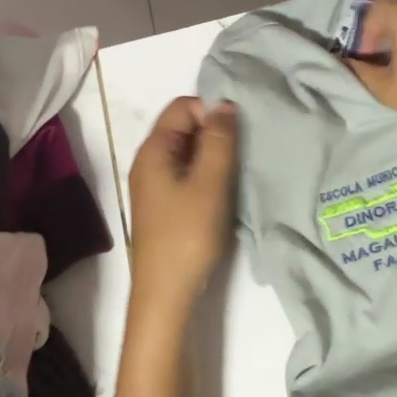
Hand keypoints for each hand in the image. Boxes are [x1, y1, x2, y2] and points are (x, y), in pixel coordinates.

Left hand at [127, 97, 239, 309]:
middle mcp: (150, 162)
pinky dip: (211, 177)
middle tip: (246, 151)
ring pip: (191, 154)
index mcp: (153, 150)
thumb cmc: (188, 235)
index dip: (212, 111)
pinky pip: (191, 176)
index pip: (183, 106)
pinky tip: (229, 192)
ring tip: (242, 171)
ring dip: (217, 157)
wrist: (167, 294)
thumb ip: (219, 139)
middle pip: (186, 128)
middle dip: (217, 133)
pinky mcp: (167, 206)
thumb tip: (224, 102)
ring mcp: (157, 186)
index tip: (240, 133)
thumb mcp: (210, 182)